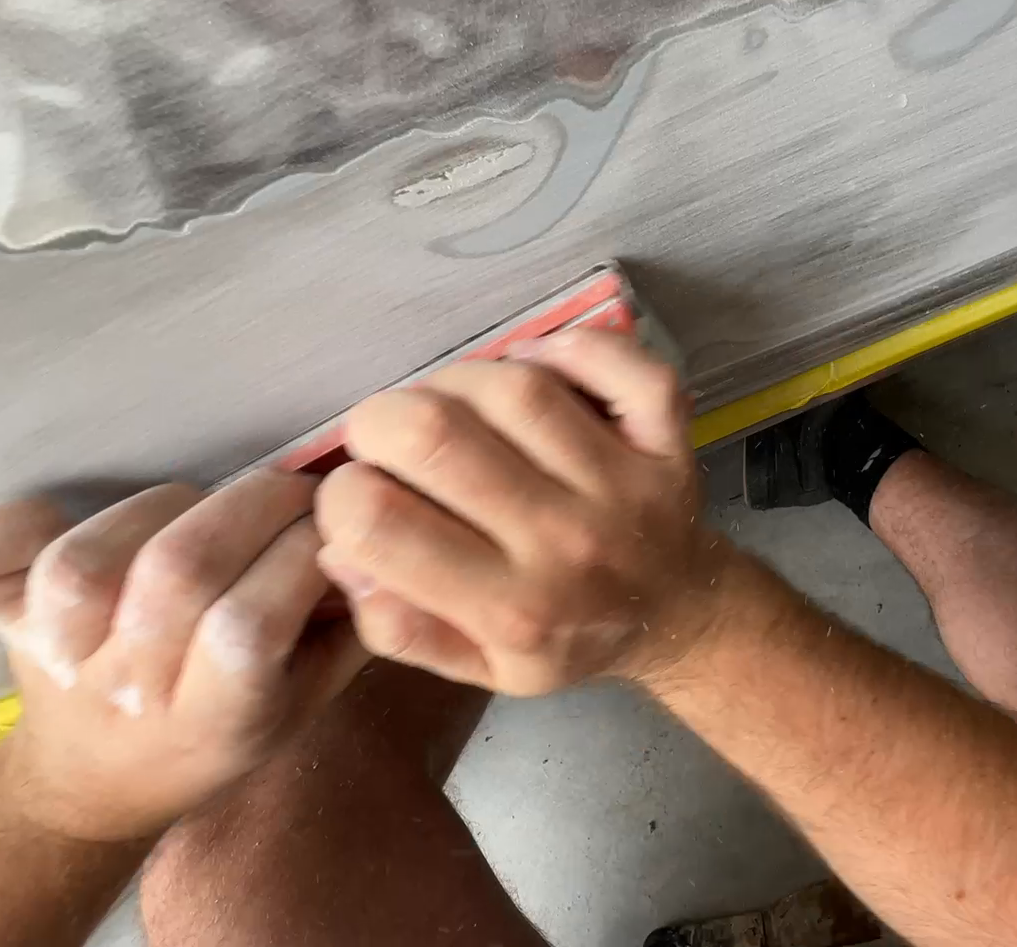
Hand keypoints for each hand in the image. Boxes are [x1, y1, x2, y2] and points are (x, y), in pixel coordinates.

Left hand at [0, 470, 368, 840]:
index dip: (305, 550)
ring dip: (166, 507)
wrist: (104, 777)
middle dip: (260, 503)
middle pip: (176, 572)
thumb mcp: (317, 693)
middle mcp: (126, 690)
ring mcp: (50, 656)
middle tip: (297, 493)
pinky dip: (1, 526)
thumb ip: (356, 622)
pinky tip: (53, 518)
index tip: (340, 523)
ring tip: (205, 511)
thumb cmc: (229, 728)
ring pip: (89, 558)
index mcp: (214, 716)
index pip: (249, 622)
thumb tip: (378, 542)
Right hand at [314, 328, 736, 694]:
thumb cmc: (571, 638)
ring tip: (455, 403)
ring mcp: (625, 481)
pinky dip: (573, 346)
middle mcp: (567, 539)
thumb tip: (340, 549)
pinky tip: (536, 364)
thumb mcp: (483, 670)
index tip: (361, 490)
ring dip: (460, 378)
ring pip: (516, 388)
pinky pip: (621, 366)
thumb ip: (403, 625)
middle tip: (392, 434)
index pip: (380, 524)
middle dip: (382, 420)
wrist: (677, 613)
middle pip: (438, 436)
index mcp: (511, 606)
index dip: (342, 494)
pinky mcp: (667, 439)